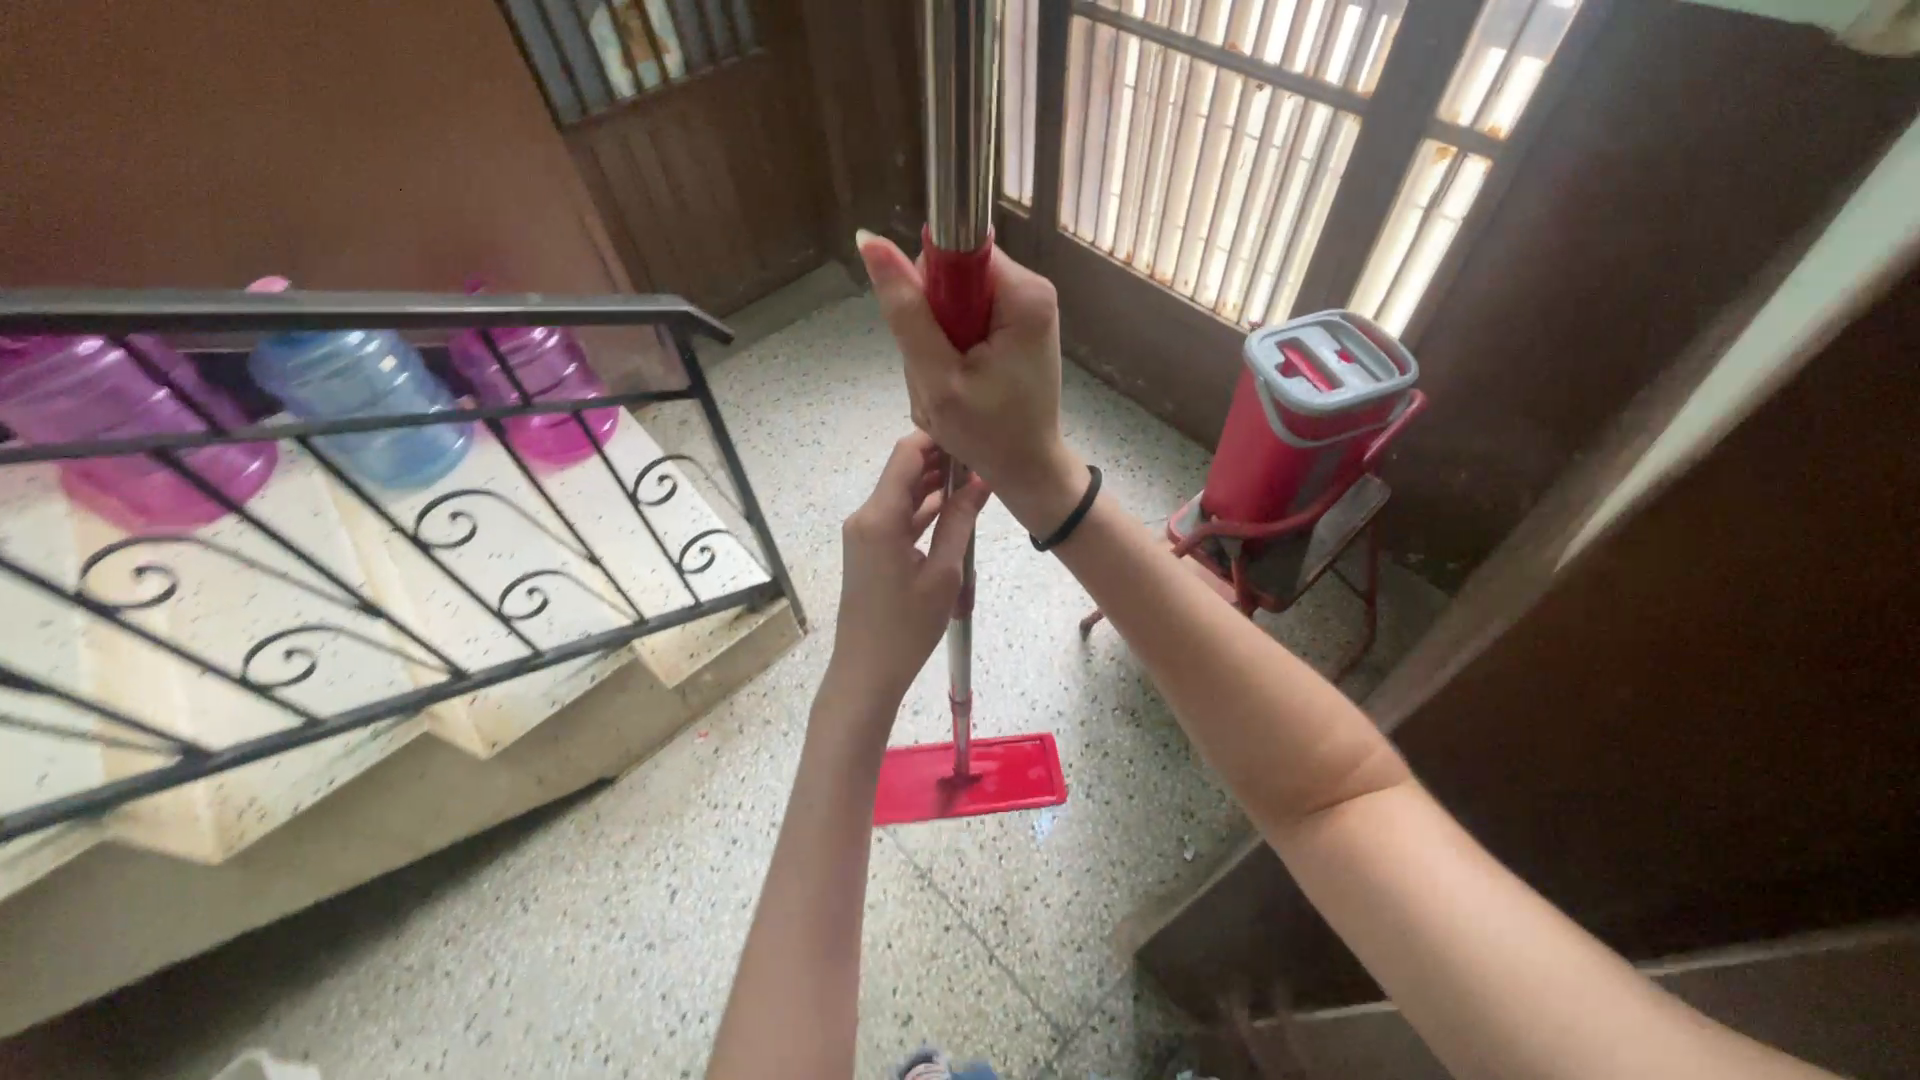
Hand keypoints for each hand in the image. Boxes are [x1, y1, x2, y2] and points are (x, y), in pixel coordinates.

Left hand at [828, 432, 990, 718]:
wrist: (867, 671)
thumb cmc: (907, 627)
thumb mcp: (943, 573)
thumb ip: (959, 521)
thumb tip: (981, 481)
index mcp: (879, 517)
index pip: (906, 454)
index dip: (938, 439)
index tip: (973, 436)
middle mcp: (866, 516)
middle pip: (903, 471)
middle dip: (941, 460)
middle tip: (983, 455)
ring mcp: (864, 533)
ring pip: (902, 494)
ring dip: (935, 485)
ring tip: (977, 478)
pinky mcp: (869, 549)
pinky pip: (898, 517)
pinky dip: (924, 511)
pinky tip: (955, 508)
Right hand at [857, 232, 1086, 535]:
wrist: (1028, 471)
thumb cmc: (989, 435)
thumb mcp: (937, 379)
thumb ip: (905, 312)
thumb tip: (870, 240)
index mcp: (1023, 294)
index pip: (950, 255)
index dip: (925, 292)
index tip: (927, 339)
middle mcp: (1031, 290)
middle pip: (950, 279)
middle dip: (929, 327)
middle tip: (937, 376)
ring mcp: (1024, 309)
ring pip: (951, 305)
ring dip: (936, 346)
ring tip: (948, 387)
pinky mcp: (1015, 328)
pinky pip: (964, 322)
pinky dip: (950, 353)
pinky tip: (957, 384)